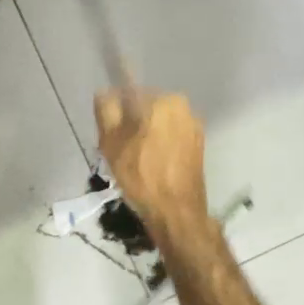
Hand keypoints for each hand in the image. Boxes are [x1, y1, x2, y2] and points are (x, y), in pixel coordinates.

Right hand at [95, 88, 210, 239]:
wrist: (176, 211)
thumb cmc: (141, 176)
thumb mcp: (112, 144)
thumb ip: (106, 111)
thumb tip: (104, 93)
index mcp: (162, 100)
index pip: (129, 94)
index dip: (116, 115)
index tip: (110, 136)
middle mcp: (183, 105)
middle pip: (146, 109)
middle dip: (132, 125)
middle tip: (121, 151)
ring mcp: (194, 125)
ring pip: (159, 123)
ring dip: (146, 136)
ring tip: (136, 161)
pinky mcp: (199, 144)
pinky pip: (172, 137)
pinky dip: (160, 145)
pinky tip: (152, 166)